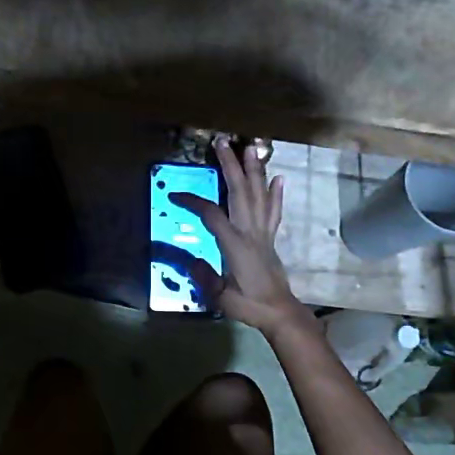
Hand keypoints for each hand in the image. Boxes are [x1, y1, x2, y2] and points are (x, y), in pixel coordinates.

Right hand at [171, 137, 311, 336]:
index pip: (212, 215)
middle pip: (240, 192)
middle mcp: (251, 232)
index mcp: (235, 245)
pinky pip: (274, 211)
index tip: (175, 195)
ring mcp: (264, 233)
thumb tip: (189, 259)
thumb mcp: (220, 296)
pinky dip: (276, 194)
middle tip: (223, 142)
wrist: (279, 312)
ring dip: (254, 170)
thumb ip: (204, 276)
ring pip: (259, 196)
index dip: (193, 202)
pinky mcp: (271, 239)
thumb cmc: (248, 305)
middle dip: (231, 166)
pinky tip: (278, 177)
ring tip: (251, 148)